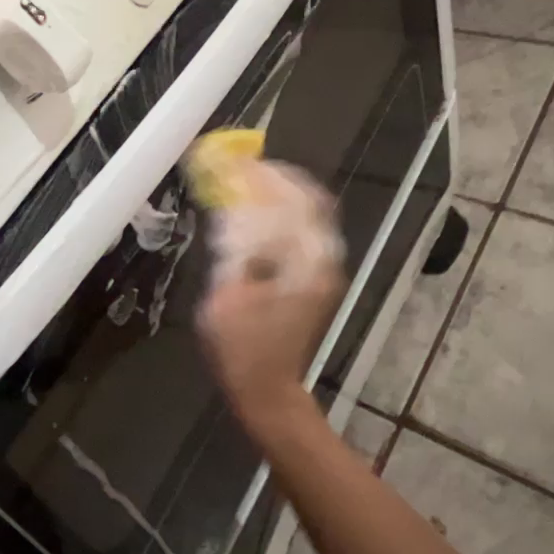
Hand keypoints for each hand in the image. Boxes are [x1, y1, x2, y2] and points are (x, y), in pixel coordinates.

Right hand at [196, 161, 344, 425]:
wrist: (268, 392)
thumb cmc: (242, 348)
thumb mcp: (227, 293)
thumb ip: (236, 247)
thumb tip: (236, 209)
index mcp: (304, 262)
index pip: (293, 200)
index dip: (266, 176)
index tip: (240, 162)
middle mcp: (324, 261)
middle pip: (312, 201)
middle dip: (279, 179)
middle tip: (246, 167)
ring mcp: (325, 272)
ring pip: (312, 216)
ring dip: (283, 195)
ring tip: (249, 185)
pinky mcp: (318, 282)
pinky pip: (307, 233)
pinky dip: (286, 215)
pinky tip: (259, 216)